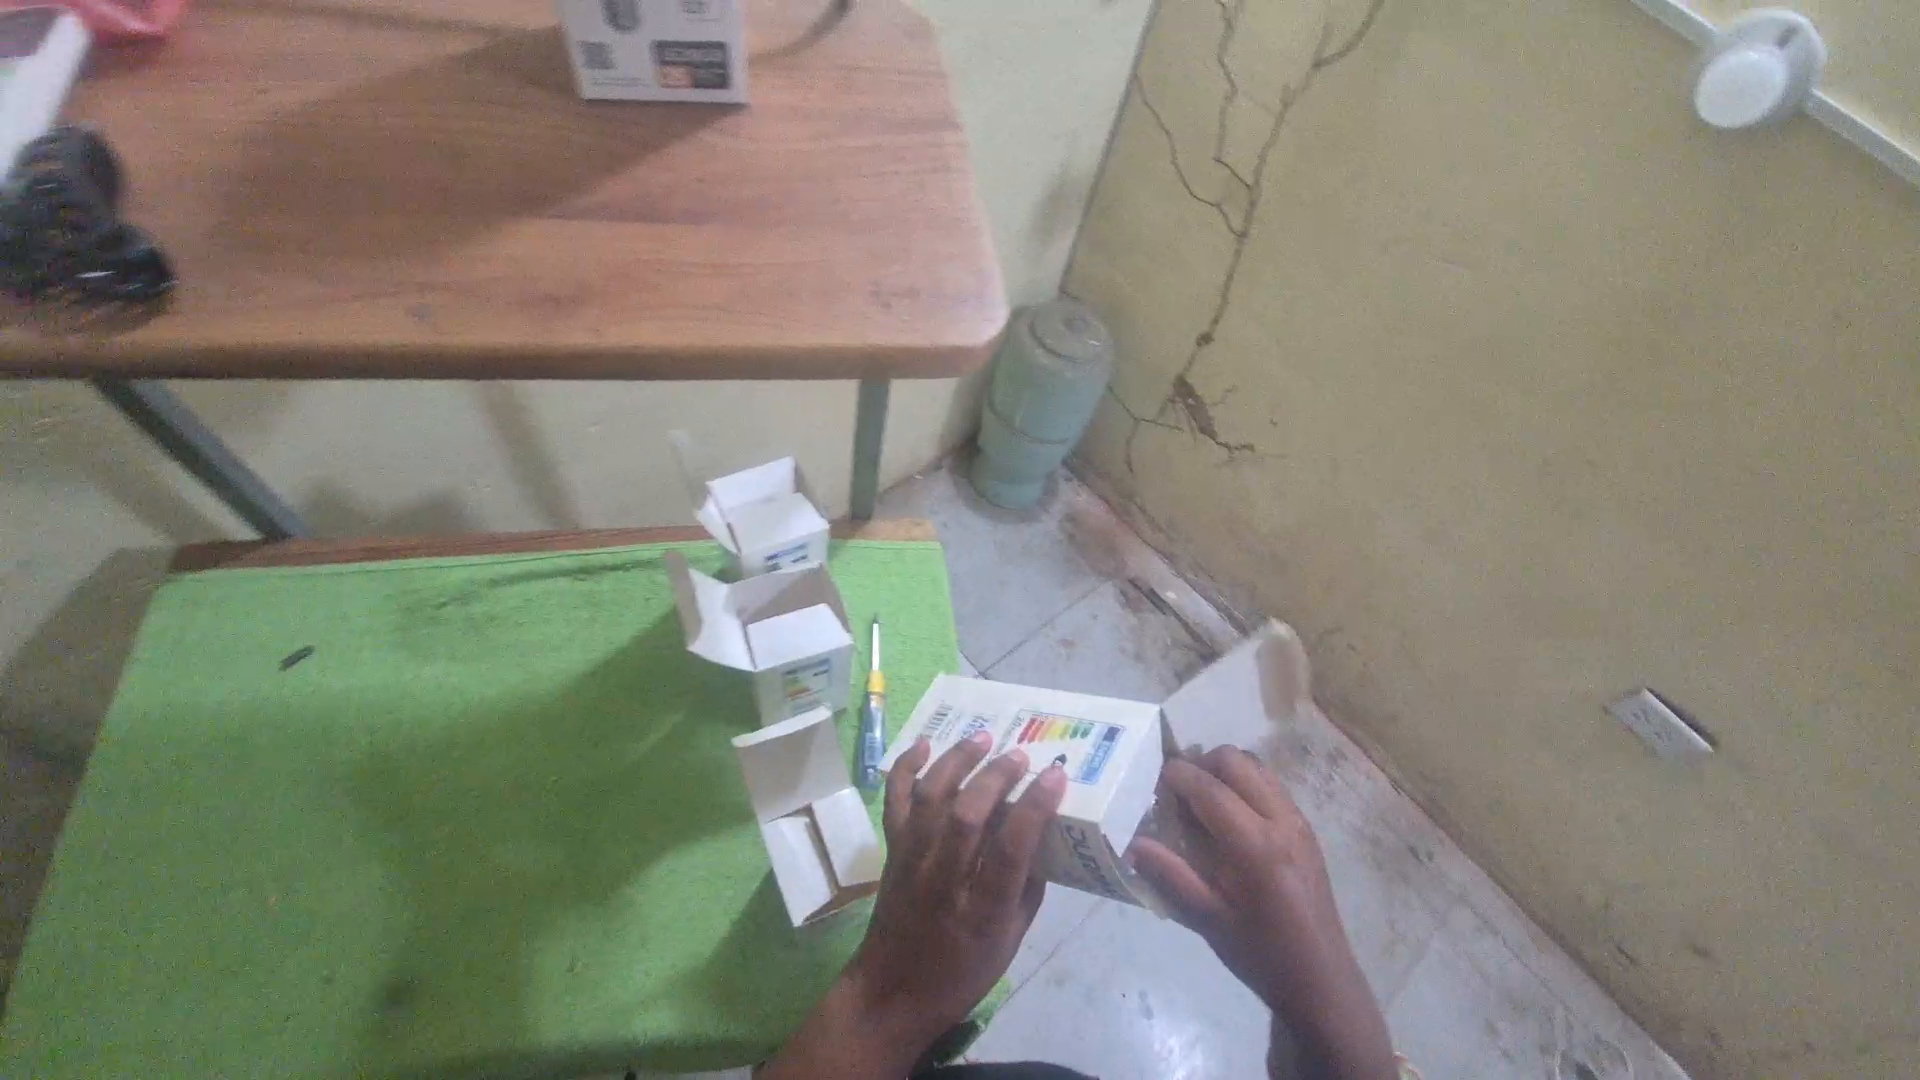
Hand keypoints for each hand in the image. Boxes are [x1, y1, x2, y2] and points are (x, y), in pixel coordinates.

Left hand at [759, 732, 1067, 1079]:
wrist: (888, 993)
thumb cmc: (959, 974)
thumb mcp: (1008, 943)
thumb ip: (1027, 889)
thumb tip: (1042, 837)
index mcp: (980, 911)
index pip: (1010, 849)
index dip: (1035, 808)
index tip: (1056, 776)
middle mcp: (941, 878)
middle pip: (967, 814)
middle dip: (997, 777)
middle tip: (1021, 755)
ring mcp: (911, 859)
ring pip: (931, 797)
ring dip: (957, 761)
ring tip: (982, 737)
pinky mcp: (891, 849)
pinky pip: (894, 800)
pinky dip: (906, 768)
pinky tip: (924, 745)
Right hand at [1130, 746, 1395, 1079]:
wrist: (1321, 981)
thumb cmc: (1260, 954)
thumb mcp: (1208, 920)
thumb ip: (1171, 876)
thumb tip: (1132, 843)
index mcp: (1257, 847)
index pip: (1210, 789)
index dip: (1178, 775)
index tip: (1153, 780)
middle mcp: (1282, 822)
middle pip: (1236, 761)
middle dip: (1201, 765)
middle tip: (1178, 792)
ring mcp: (1298, 822)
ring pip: (1256, 766)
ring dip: (1224, 771)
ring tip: (1201, 801)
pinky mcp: (1306, 828)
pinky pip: (1270, 784)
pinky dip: (1243, 784)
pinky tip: (1229, 818)